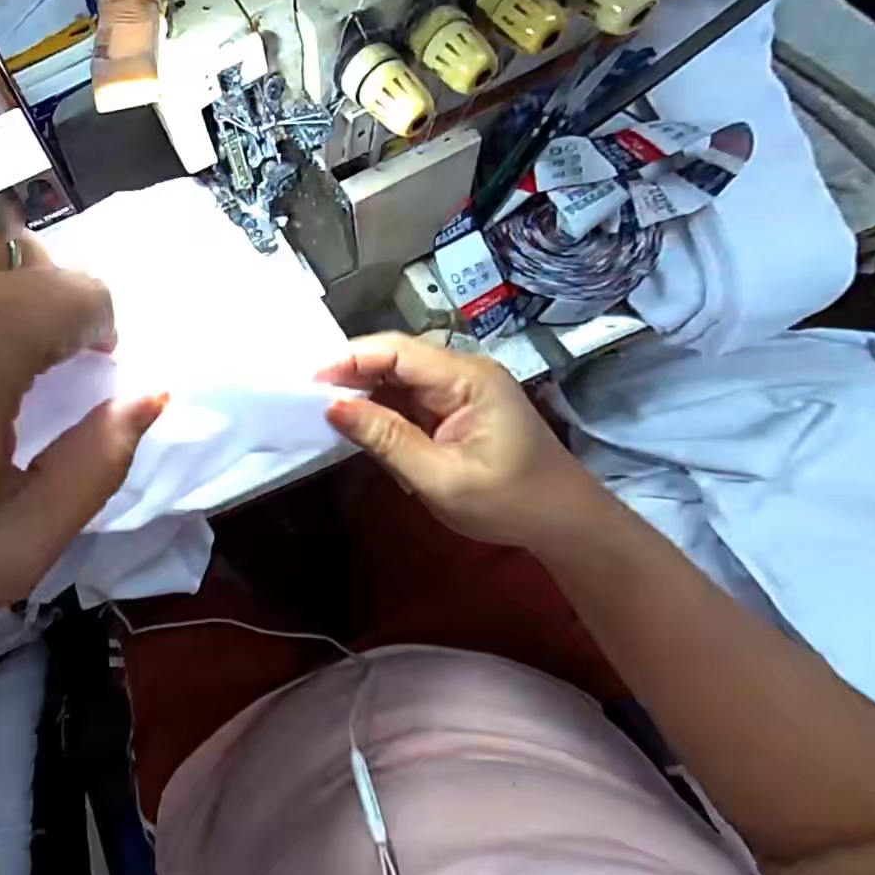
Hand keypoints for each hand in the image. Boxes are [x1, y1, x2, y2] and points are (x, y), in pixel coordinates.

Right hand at [317, 333, 611, 546]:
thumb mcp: (442, 478)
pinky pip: (409, 395)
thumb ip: (386, 439)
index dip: (351, 360)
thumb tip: (333, 407)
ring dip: (364, 391)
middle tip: (311, 396)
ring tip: (328, 409)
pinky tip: (361, 422)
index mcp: (468, 378)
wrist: (563, 523)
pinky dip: (382, 407)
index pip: (398, 351)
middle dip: (353, 373)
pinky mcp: (455, 406)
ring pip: (399, 375)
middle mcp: (463, 371)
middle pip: (396, 357)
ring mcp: (460, 387)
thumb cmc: (510, 503)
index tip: (311, 381)